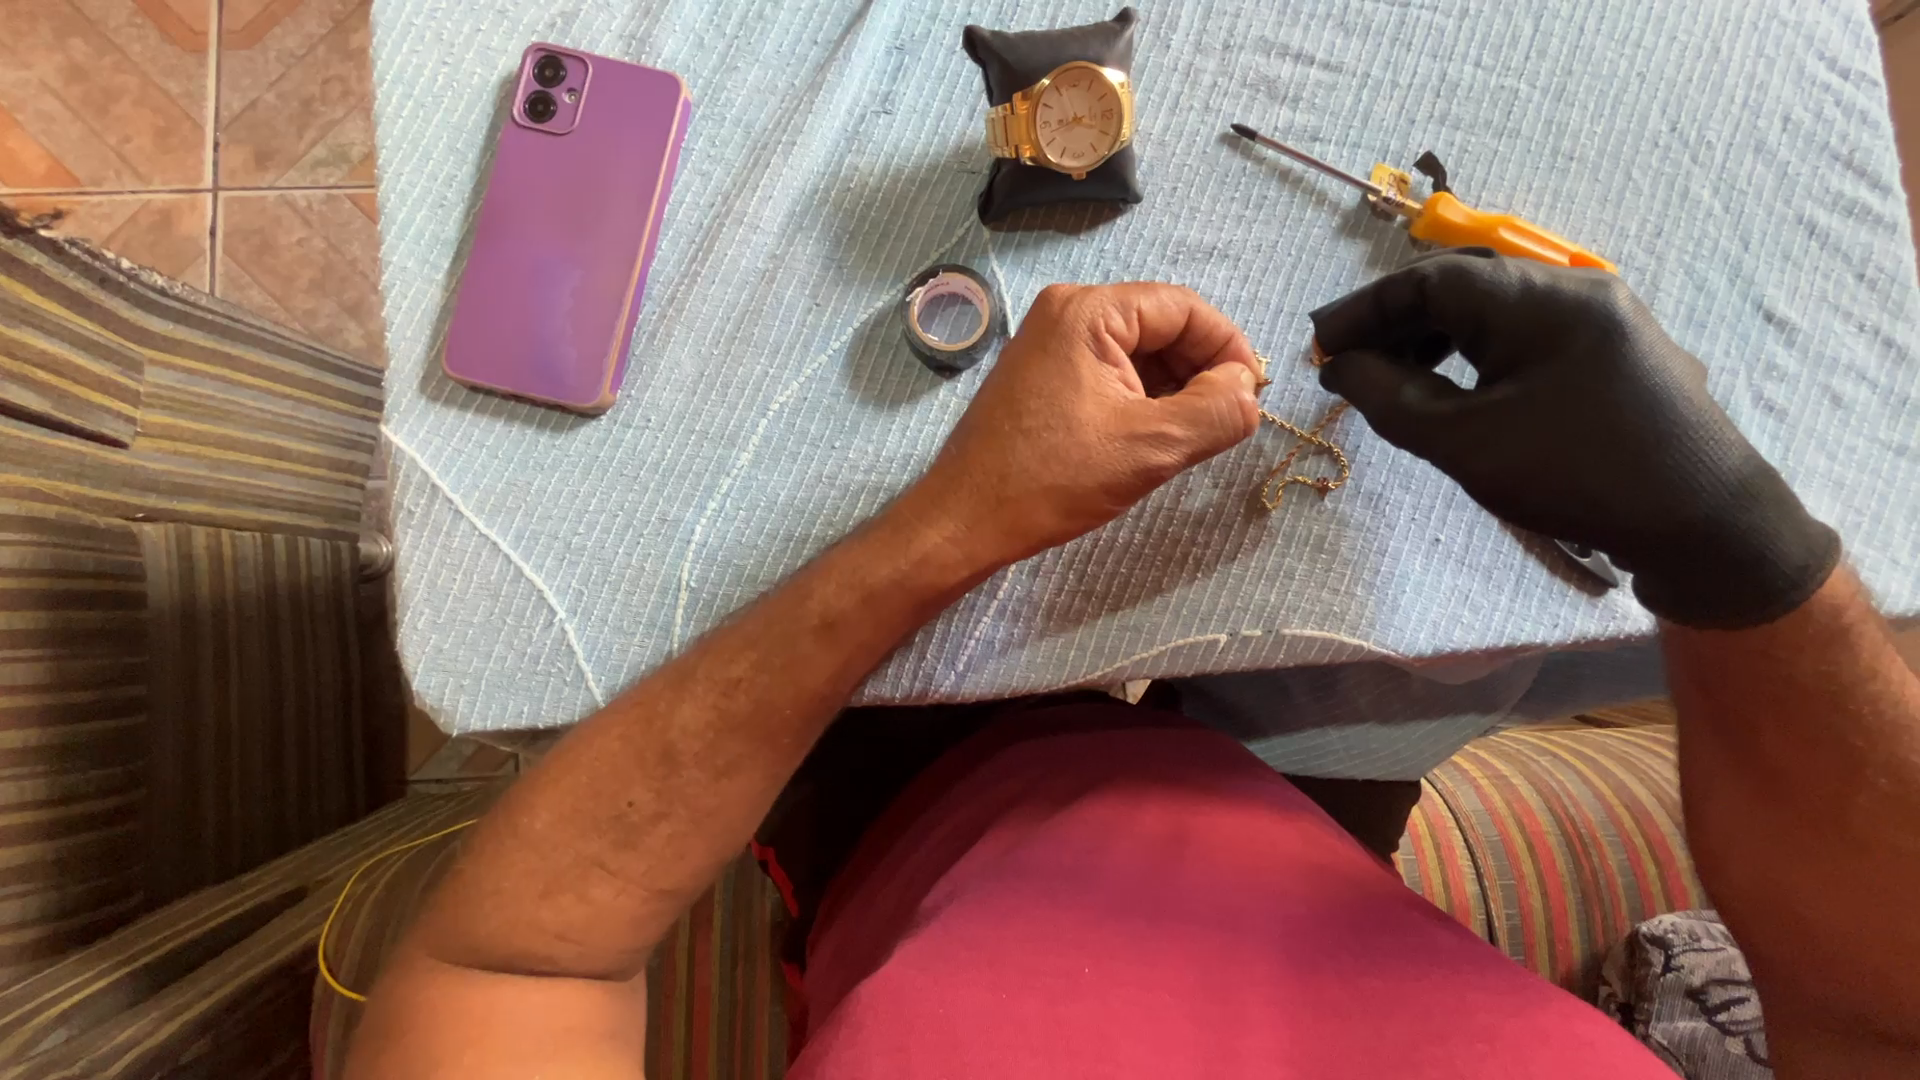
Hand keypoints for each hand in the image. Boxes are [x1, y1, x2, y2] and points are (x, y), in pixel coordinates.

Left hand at [901, 282, 1260, 567]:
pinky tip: (1146, 442)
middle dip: (1198, 374)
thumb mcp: (1150, 447)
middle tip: (1219, 427)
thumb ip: (1217, 411)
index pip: (1184, 308)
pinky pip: (1107, 377)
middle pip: (1160, 328)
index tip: (1251, 398)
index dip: (1228, 349)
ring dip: (1170, 394)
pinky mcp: (1041, 380)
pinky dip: (1138, 404)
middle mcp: (1065, 314)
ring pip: (1136, 357)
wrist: (964, 521)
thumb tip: (1248, 390)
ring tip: (1182, 442)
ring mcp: (1048, 347)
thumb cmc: (1051, 480)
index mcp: (1089, 311)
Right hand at [1311, 250, 1837, 628]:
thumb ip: (1386, 395)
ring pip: (1491, 309)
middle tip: (1344, 363)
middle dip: (1392, 322)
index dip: (1364, 309)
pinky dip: (1468, 352)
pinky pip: (1520, 334)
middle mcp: (1575, 291)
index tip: (1318, 345)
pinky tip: (1446, 386)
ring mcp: (1599, 320)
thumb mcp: (1460, 440)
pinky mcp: (1608, 351)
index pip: (1430, 279)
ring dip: (1428, 337)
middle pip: (1461, 286)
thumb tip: (1338, 364)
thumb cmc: (1574, 476)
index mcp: (1541, 301)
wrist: (1705, 524)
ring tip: (1387, 378)